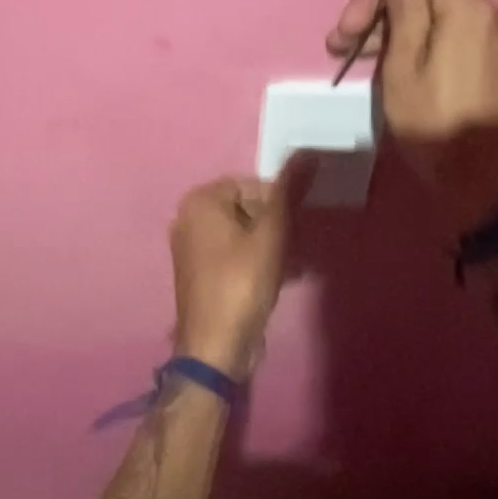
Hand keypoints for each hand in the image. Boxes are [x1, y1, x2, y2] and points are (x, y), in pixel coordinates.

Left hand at [169, 176, 289, 380]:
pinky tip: (281, 278)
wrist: (216, 347)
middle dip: (277, 225)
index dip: (280, 203)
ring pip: (244, 233)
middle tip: (297, 246)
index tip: (297, 225)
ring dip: (272, 245)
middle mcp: (189, 217)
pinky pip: (235, 254)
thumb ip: (289, 190)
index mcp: (200, 200)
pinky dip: (258, 261)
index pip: (252, 184)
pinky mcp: (201, 273)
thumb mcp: (272, 233)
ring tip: (293, 265)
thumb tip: (308, 150)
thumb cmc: (242, 282)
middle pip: (247, 207)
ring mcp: (192, 247)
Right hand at [327, 0, 497, 230]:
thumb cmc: (437, 126)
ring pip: (432, 4)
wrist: (485, 186)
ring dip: (389, 20)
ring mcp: (490, 34)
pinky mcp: (487, 56)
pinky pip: (445, 27)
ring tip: (346, 52)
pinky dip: (412, 35)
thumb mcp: (405, 65)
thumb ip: (403, 5)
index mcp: (468, 6)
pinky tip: (379, 60)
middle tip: (343, 36)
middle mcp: (487, 10)